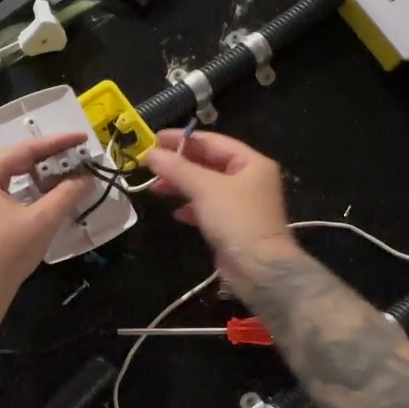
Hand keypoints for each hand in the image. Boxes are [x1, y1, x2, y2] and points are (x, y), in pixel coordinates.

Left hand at [0, 133, 95, 291]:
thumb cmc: (8, 251)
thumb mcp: (42, 219)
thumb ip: (66, 194)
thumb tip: (87, 178)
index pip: (25, 150)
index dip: (56, 143)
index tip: (82, 138)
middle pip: (18, 162)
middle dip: (50, 159)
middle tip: (79, 155)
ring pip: (16, 181)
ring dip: (43, 178)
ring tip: (70, 173)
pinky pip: (13, 196)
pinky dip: (34, 194)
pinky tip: (52, 197)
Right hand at [140, 129, 292, 275]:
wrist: (258, 269)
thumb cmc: (236, 219)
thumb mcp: (205, 188)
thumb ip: (177, 169)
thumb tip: (150, 154)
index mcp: (251, 162)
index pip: (213, 141)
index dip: (183, 138)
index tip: (155, 138)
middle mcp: (249, 179)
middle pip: (208, 163)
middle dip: (179, 163)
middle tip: (150, 163)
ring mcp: (241, 203)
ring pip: (206, 186)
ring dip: (181, 185)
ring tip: (155, 187)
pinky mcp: (232, 225)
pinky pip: (208, 208)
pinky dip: (191, 207)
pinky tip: (175, 211)